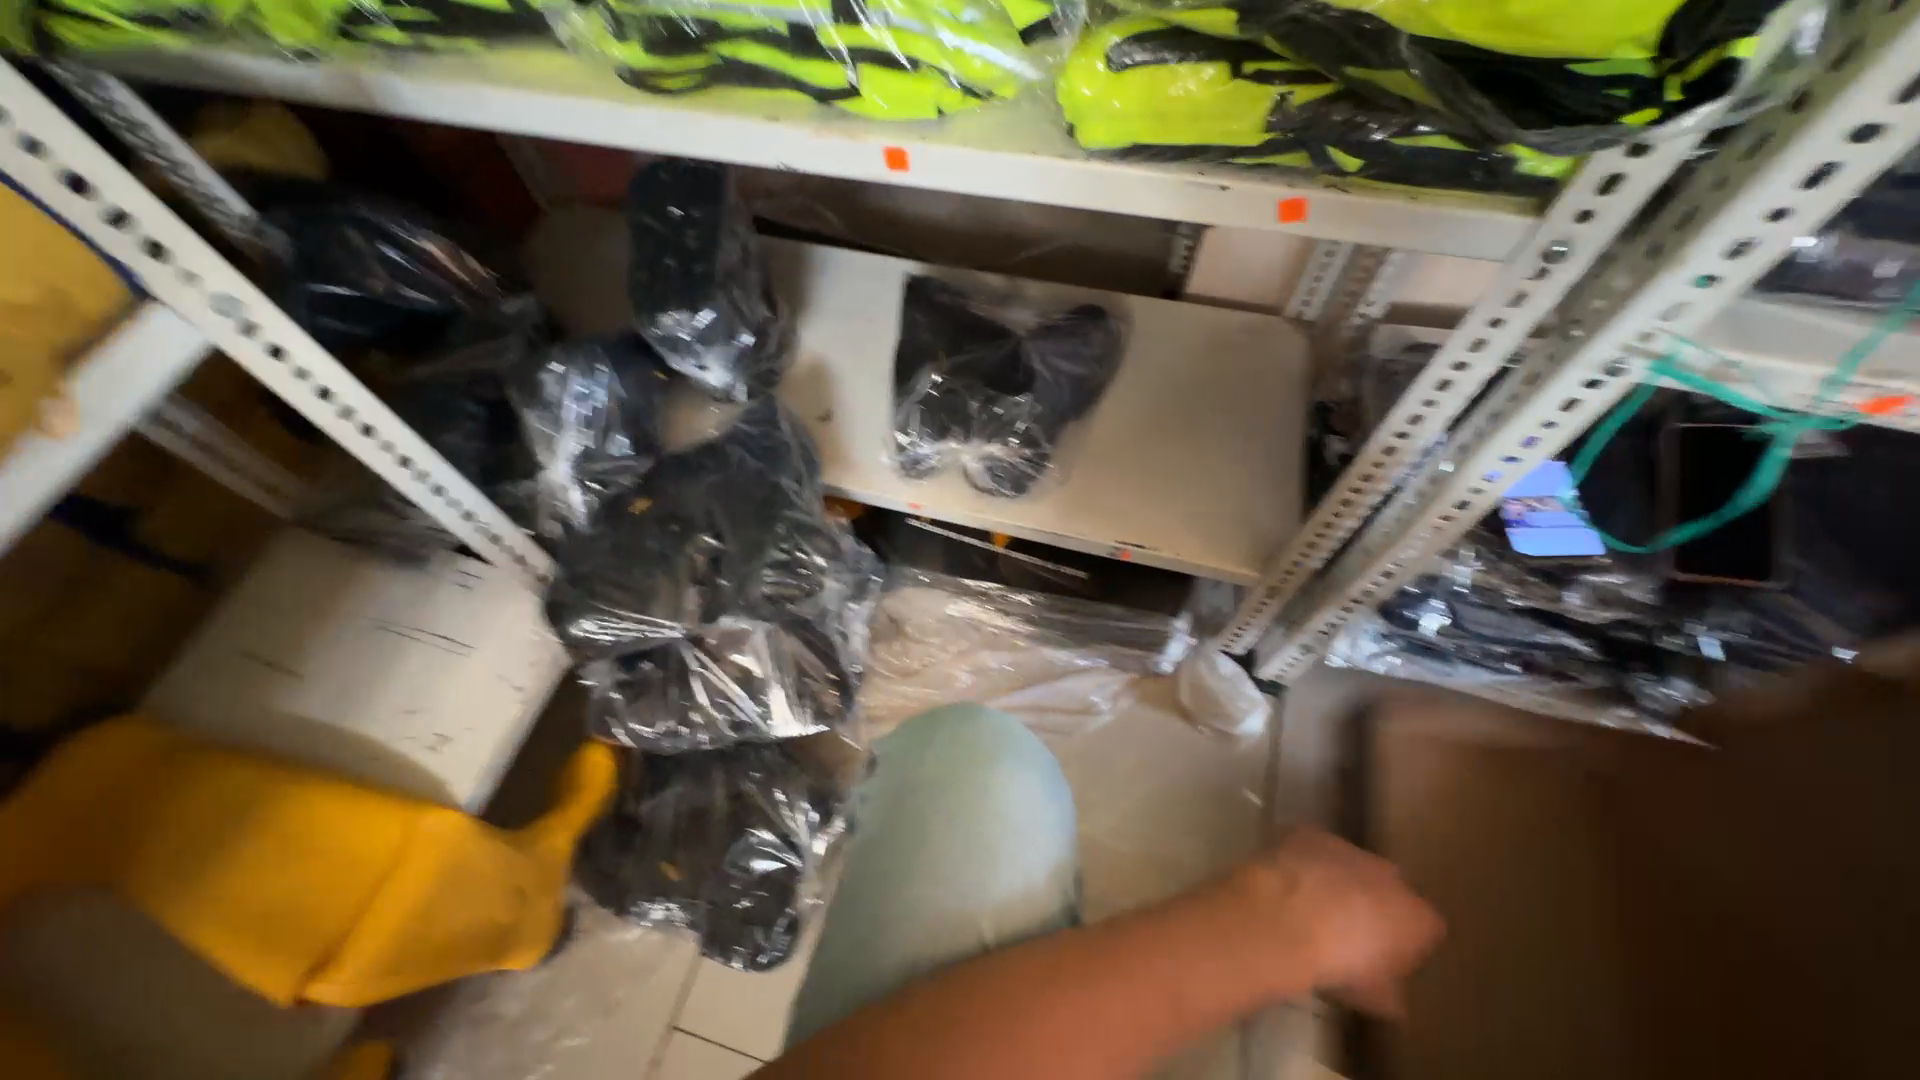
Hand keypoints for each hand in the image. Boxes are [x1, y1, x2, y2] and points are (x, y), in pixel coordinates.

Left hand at [1221, 827, 1444, 1014]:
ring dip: (1338, 882)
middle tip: (1345, 932)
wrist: (1285, 918)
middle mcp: (1391, 876)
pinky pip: (1314, 849)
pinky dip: (1305, 862)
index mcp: (1419, 918)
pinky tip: (1287, 883)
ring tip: (1309, 908)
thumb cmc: (1338, 964)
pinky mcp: (1310, 835)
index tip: (1384, 960)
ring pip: (1350, 866)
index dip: (1405, 945)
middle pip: (1389, 891)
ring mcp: (1350, 849)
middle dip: (1372, 907)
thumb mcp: (1374, 998)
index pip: (1426, 930)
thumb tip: (1391, 999)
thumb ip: (1391, 995)